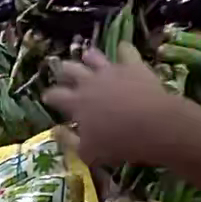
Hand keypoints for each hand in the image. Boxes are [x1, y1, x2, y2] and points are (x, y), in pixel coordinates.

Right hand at [42, 45, 199, 166]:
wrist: (153, 126)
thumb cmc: (119, 143)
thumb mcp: (89, 152)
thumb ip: (69, 141)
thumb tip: (55, 130)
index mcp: (76, 103)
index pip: (55, 95)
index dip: (49, 96)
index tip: (46, 97)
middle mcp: (89, 82)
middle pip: (70, 70)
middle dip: (64, 70)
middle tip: (62, 71)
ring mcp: (111, 71)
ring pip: (94, 57)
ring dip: (89, 56)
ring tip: (87, 55)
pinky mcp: (133, 65)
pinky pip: (126, 51)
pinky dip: (124, 50)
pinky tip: (124, 49)